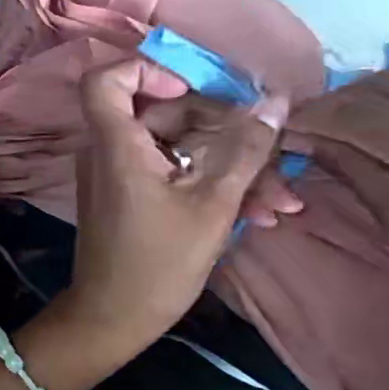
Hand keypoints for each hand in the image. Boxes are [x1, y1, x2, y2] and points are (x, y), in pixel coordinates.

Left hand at [59, 59, 287, 352]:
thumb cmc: (159, 263)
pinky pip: (168, 172)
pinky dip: (207, 184)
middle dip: (226, 134)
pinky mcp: (128, 195)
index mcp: (116, 144)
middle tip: (277, 160)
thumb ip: (245, 150)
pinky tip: (260, 212)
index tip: (189, 91)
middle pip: (163, 113)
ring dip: (230, 167)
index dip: (146, 72)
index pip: (106, 80)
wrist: (115, 318)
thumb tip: (275, 101)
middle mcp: (109, 151)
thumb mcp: (213, 205)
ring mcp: (117, 174)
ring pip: (177, 148)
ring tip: (282, 200)